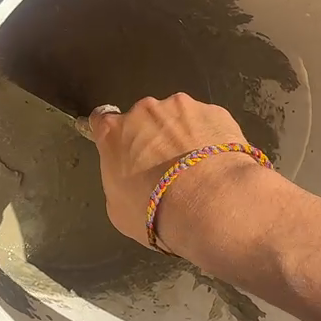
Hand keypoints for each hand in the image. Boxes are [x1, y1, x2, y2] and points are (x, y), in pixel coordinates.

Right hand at [88, 94, 254, 251]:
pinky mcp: (215, 112)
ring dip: (183, 135)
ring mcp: (181, 107)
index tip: (122, 147)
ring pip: (179, 118)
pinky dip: (212, 139)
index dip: (113, 134)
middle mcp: (144, 111)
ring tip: (198, 169)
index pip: (101, 120)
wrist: (209, 206)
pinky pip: (209, 123)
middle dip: (152, 136)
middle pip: (144, 118)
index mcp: (113, 132)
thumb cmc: (155, 212)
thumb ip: (118, 181)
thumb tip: (129, 179)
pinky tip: (219, 165)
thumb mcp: (118, 208)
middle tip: (165, 168)